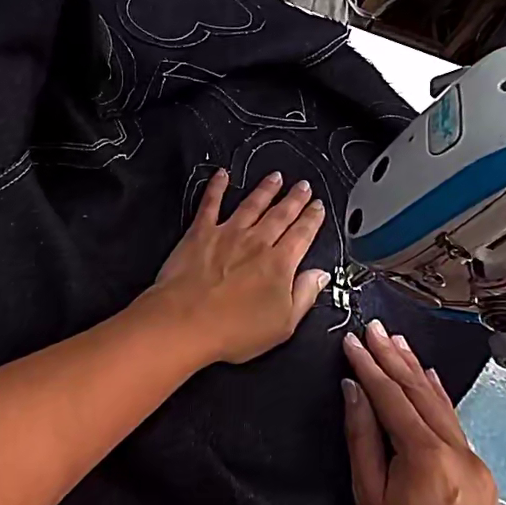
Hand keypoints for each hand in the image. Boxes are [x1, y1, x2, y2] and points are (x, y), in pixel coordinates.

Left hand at [137, 170, 329, 365]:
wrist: (186, 322)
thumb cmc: (234, 330)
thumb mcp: (282, 324)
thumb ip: (304, 295)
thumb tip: (320, 275)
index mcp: (279, 263)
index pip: (302, 234)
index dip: (313, 218)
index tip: (318, 207)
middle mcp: (257, 241)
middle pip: (281, 214)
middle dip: (295, 198)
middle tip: (303, 186)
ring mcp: (228, 233)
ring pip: (252, 204)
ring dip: (266, 189)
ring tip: (276, 177)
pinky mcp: (201, 232)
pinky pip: (211, 203)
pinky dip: (217, 187)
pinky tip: (222, 174)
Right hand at [343, 320, 505, 504]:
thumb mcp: (371, 501)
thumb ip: (362, 439)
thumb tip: (354, 395)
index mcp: (426, 457)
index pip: (390, 395)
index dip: (368, 365)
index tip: (354, 344)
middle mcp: (456, 452)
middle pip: (417, 390)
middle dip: (392, 356)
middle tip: (375, 330)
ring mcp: (473, 461)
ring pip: (439, 401)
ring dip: (415, 369)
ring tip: (397, 343)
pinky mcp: (482, 473)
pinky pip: (455, 420)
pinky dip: (438, 395)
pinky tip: (431, 379)